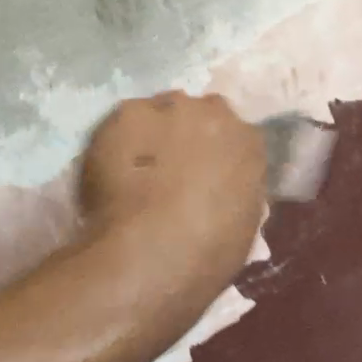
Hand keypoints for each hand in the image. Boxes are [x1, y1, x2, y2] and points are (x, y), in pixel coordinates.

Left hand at [78, 91, 268, 297]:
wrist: (154, 251)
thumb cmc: (210, 252)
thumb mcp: (243, 224)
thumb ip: (235, 192)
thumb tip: (220, 191)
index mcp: (250, 143)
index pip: (236, 137)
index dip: (217, 156)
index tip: (204, 176)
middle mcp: (214, 113)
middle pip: (198, 114)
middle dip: (186, 134)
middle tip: (170, 170)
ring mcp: (168, 109)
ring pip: (158, 114)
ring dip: (151, 134)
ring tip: (135, 172)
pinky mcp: (125, 114)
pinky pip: (122, 125)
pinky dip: (117, 144)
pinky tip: (111, 173)